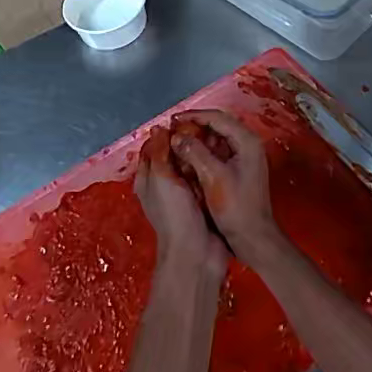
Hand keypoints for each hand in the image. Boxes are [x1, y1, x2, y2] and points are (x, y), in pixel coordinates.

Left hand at [135, 127, 227, 278]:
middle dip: (186, 143)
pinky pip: (206, 179)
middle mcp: (164, 186)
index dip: (165, 135)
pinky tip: (223, 157)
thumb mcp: (160, 178)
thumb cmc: (174, 214)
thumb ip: (159, 152)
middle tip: (203, 128)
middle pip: (174, 156)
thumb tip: (158, 128)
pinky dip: (211, 168)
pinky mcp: (203, 201)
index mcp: (148, 180)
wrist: (197, 250)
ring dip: (200, 154)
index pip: (153, 149)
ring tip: (216, 138)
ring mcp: (184, 195)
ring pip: (191, 167)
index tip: (183, 121)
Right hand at [167, 111, 286, 266]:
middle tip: (173, 129)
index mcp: (247, 142)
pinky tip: (188, 158)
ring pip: (218, 139)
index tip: (173, 120)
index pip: (218, 118)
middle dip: (195, 126)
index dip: (193, 116)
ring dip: (198, 139)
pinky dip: (203, 152)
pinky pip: (219, 153)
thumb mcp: (213, 177)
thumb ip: (194, 152)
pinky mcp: (240, 170)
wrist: (254, 238)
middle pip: (219, 126)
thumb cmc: (236, 208)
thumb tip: (176, 137)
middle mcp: (248, 145)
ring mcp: (245, 158)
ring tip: (177, 142)